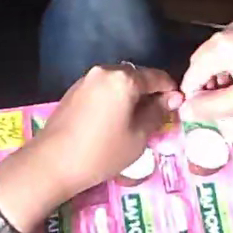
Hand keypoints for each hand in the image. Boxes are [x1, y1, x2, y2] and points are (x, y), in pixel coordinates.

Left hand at [0, 63, 180, 232]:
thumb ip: (157, 112)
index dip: (171, 91)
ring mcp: (86, 79)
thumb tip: (172, 98)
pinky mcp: (74, 90)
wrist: (52, 162)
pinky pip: (102, 88)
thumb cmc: (102, 152)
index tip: (179, 107)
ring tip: (138, 119)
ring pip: (118, 81)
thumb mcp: (138, 136)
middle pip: (136, 76)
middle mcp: (104, 71)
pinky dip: (113, 98)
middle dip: (150, 92)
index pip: (157, 77)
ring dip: (131, 95)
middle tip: (159, 115)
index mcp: (123, 79)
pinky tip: (115, 119)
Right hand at [179, 22, 232, 120]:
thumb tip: (184, 112)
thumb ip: (209, 107)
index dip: (192, 97)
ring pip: (220, 56)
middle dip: (205, 85)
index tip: (199, 115)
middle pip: (203, 61)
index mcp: (218, 46)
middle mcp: (228, 32)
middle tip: (216, 108)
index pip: (192, 73)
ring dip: (220, 77)